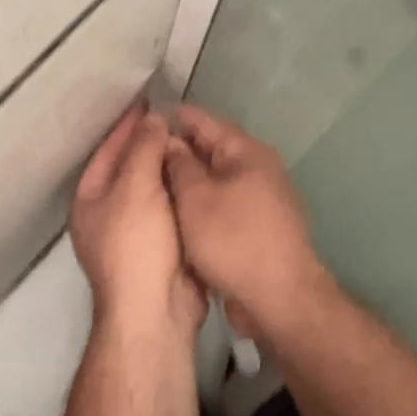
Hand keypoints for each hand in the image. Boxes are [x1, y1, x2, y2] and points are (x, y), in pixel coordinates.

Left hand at [70, 104, 207, 337]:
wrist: (156, 308)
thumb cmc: (136, 245)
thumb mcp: (135, 188)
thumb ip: (143, 149)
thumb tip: (153, 120)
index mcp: (90, 199)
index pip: (108, 151)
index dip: (128, 125)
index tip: (150, 100)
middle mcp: (108, 214)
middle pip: (131, 169)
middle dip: (153, 145)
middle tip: (180, 119)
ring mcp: (136, 234)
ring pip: (155, 191)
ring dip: (173, 169)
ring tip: (196, 142)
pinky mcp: (163, 249)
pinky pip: (174, 211)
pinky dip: (187, 193)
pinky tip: (206, 178)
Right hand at [161, 105, 334, 341]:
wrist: (278, 298)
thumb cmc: (233, 241)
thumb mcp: (196, 198)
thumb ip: (179, 164)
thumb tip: (170, 141)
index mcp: (248, 153)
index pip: (205, 121)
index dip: (173, 117)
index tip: (141, 119)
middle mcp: (259, 170)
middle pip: (212, 150)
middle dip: (177, 150)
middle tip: (138, 156)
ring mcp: (261, 200)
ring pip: (216, 180)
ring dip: (187, 181)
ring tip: (150, 185)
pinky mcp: (257, 228)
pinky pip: (222, 205)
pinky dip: (200, 205)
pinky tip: (175, 215)